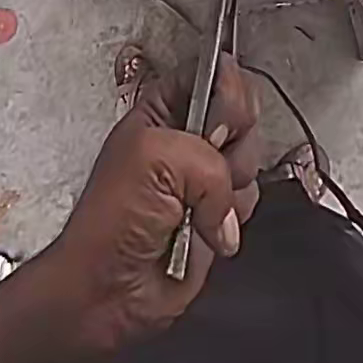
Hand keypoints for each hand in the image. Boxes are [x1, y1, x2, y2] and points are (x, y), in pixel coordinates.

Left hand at [129, 53, 266, 222]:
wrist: (111, 290)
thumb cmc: (114, 217)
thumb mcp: (153, 160)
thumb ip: (207, 158)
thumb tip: (231, 184)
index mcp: (166, 106)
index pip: (214, 72)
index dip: (227, 89)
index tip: (216, 120)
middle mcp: (190, 132)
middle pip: (243, 110)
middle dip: (233, 139)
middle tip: (208, 157)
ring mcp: (208, 171)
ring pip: (251, 154)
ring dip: (231, 183)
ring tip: (196, 204)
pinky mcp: (221, 208)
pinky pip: (252, 195)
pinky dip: (234, 213)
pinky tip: (206, 227)